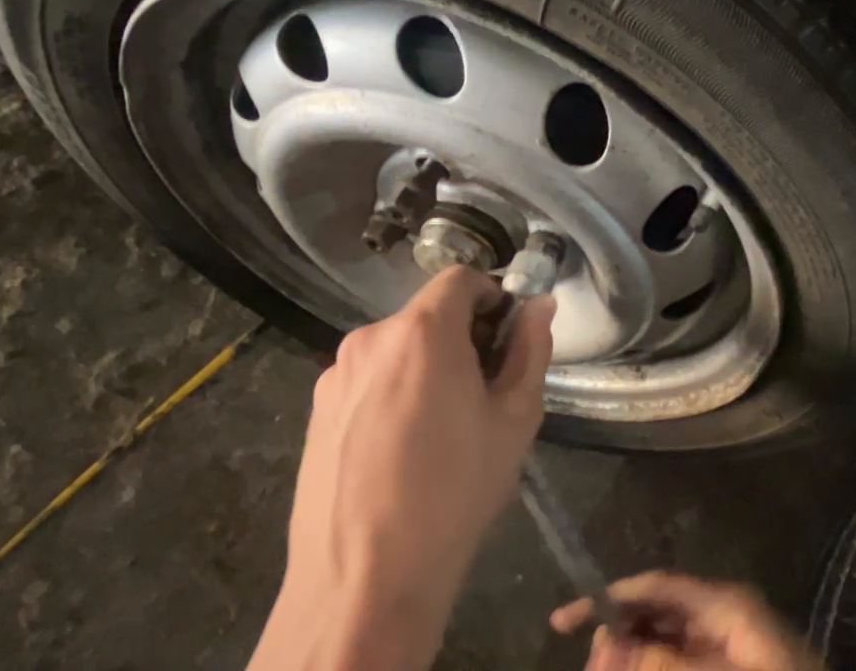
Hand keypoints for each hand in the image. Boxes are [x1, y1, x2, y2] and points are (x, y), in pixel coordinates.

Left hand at [248, 266, 555, 670]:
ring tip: (442, 431)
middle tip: (484, 393)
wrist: (364, 579)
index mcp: (422, 332)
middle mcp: (370, 340)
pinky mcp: (316, 412)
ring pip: (397, 351)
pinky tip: (402, 452)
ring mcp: (335, 376)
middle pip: (427, 315)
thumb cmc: (455, 490)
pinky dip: (392, 396)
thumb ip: (531, 350)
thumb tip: (539, 306)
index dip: (493, 298)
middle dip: (462, 338)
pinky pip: (368, 383)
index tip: (507, 341)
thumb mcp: (515, 418)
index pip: (461, 278)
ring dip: (425, 369)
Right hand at [551, 572, 822, 670]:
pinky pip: (682, 659)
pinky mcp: (731, 663)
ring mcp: (728, 642)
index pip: (656, 585)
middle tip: (589, 666)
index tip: (564, 619)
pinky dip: (656, 666)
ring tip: (605, 669)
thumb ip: (660, 663)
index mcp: (723, 602)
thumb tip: (604, 646)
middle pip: (657, 613)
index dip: (608, 598)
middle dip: (618, 636)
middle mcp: (722, 613)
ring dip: (634, 656)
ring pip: (666, 643)